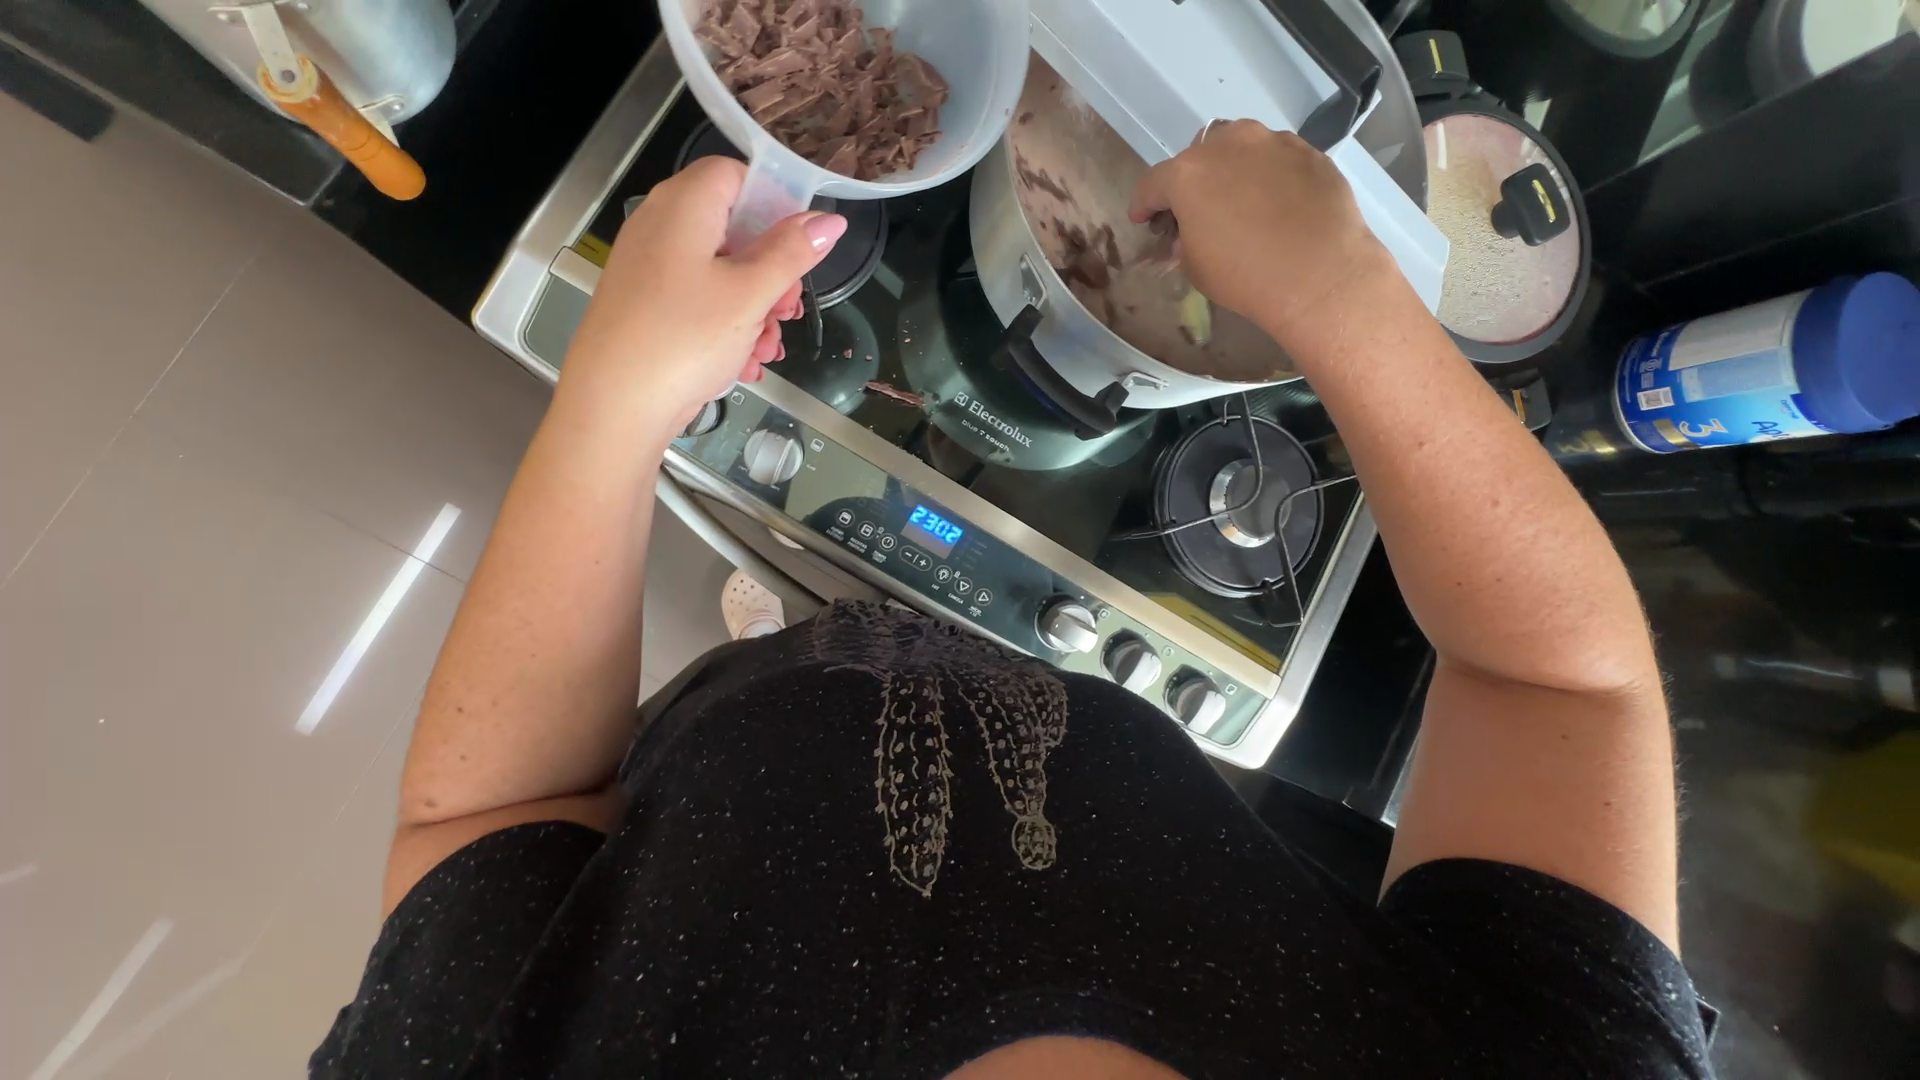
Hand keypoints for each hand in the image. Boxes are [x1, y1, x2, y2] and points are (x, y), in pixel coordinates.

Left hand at [559, 156, 847, 425]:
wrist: (615, 405)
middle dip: (771, 272)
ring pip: (720, 272)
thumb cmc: (683, 339)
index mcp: (684, 206)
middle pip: (732, 229)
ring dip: (754, 308)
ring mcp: (650, 267)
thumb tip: (829, 221)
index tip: (800, 249)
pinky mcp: (646, 305)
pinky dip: (727, 326)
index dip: (775, 205)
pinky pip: (698, 301)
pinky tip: (742, 363)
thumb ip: (791, 253)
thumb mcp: (750, 294)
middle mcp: (661, 226)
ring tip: (767, 348)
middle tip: (787, 311)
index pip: (736, 175)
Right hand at [1129, 121, 1391, 351]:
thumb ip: (1182, 242)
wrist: (1319, 275)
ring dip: (1231, 170)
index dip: (1144, 205)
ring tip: (1239, 202)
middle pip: (1197, 155)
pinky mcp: (1309, 152)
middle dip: (1191, 181)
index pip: (1152, 184)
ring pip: (1240, 148)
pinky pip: (1277, 159)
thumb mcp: (1195, 267)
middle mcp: (1229, 144)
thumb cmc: (1244, 275)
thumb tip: (1185, 237)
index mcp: (1188, 174)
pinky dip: (1268, 176)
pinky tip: (1275, 205)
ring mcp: (1273, 143)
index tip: (1143, 219)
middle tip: (1196, 211)